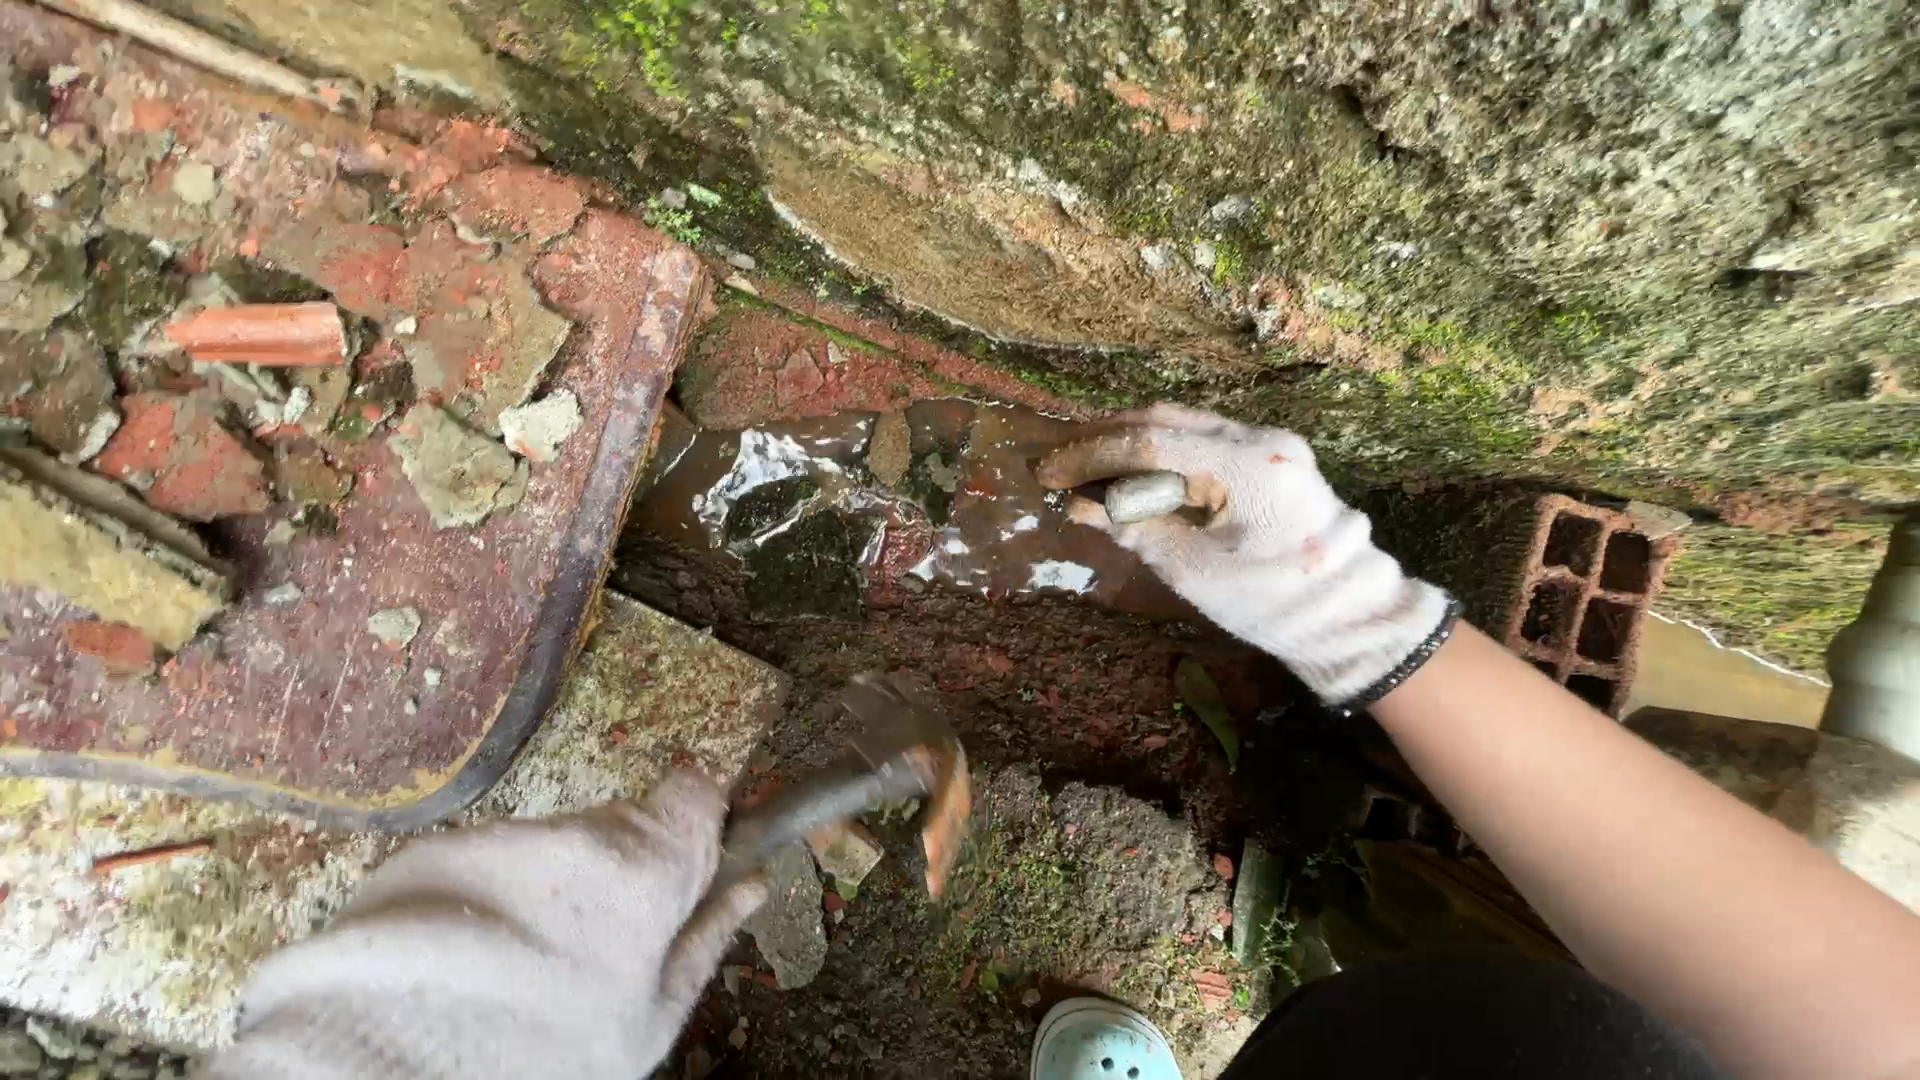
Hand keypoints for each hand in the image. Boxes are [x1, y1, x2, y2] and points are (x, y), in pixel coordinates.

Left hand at [210, 771, 765, 1079]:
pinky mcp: (434, 851)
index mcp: (649, 862)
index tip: (684, 870)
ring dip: (555, 885)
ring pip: (555, 846)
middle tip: (595, 944)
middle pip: (625, 825)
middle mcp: (581, 829)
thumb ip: (709, 936)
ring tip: (517, 965)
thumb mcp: (650, 1019)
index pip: (696, 790)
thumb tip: (756, 884)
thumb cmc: (548, 1056)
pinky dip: (492, 897)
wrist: (382, 1079)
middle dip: (624, 867)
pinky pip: (489, 862)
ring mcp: (503, 835)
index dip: (698, 822)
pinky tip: (464, 962)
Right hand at [1038, 404, 1455, 705]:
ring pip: (1179, 424)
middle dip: (1102, 439)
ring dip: (1126, 441)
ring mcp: (1266, 442)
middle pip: (1162, 420)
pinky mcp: (1265, 455)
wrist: (1347, 614)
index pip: (1151, 444)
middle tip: (1057, 460)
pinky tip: (1125, 469)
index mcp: (1247, 467)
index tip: (1050, 473)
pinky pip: (1198, 439)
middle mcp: (1259, 438)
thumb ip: (1137, 528)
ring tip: (1081, 462)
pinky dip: (1156, 451)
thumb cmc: (1271, 603)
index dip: (1092, 457)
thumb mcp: (1195, 570)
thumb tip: (1079, 506)